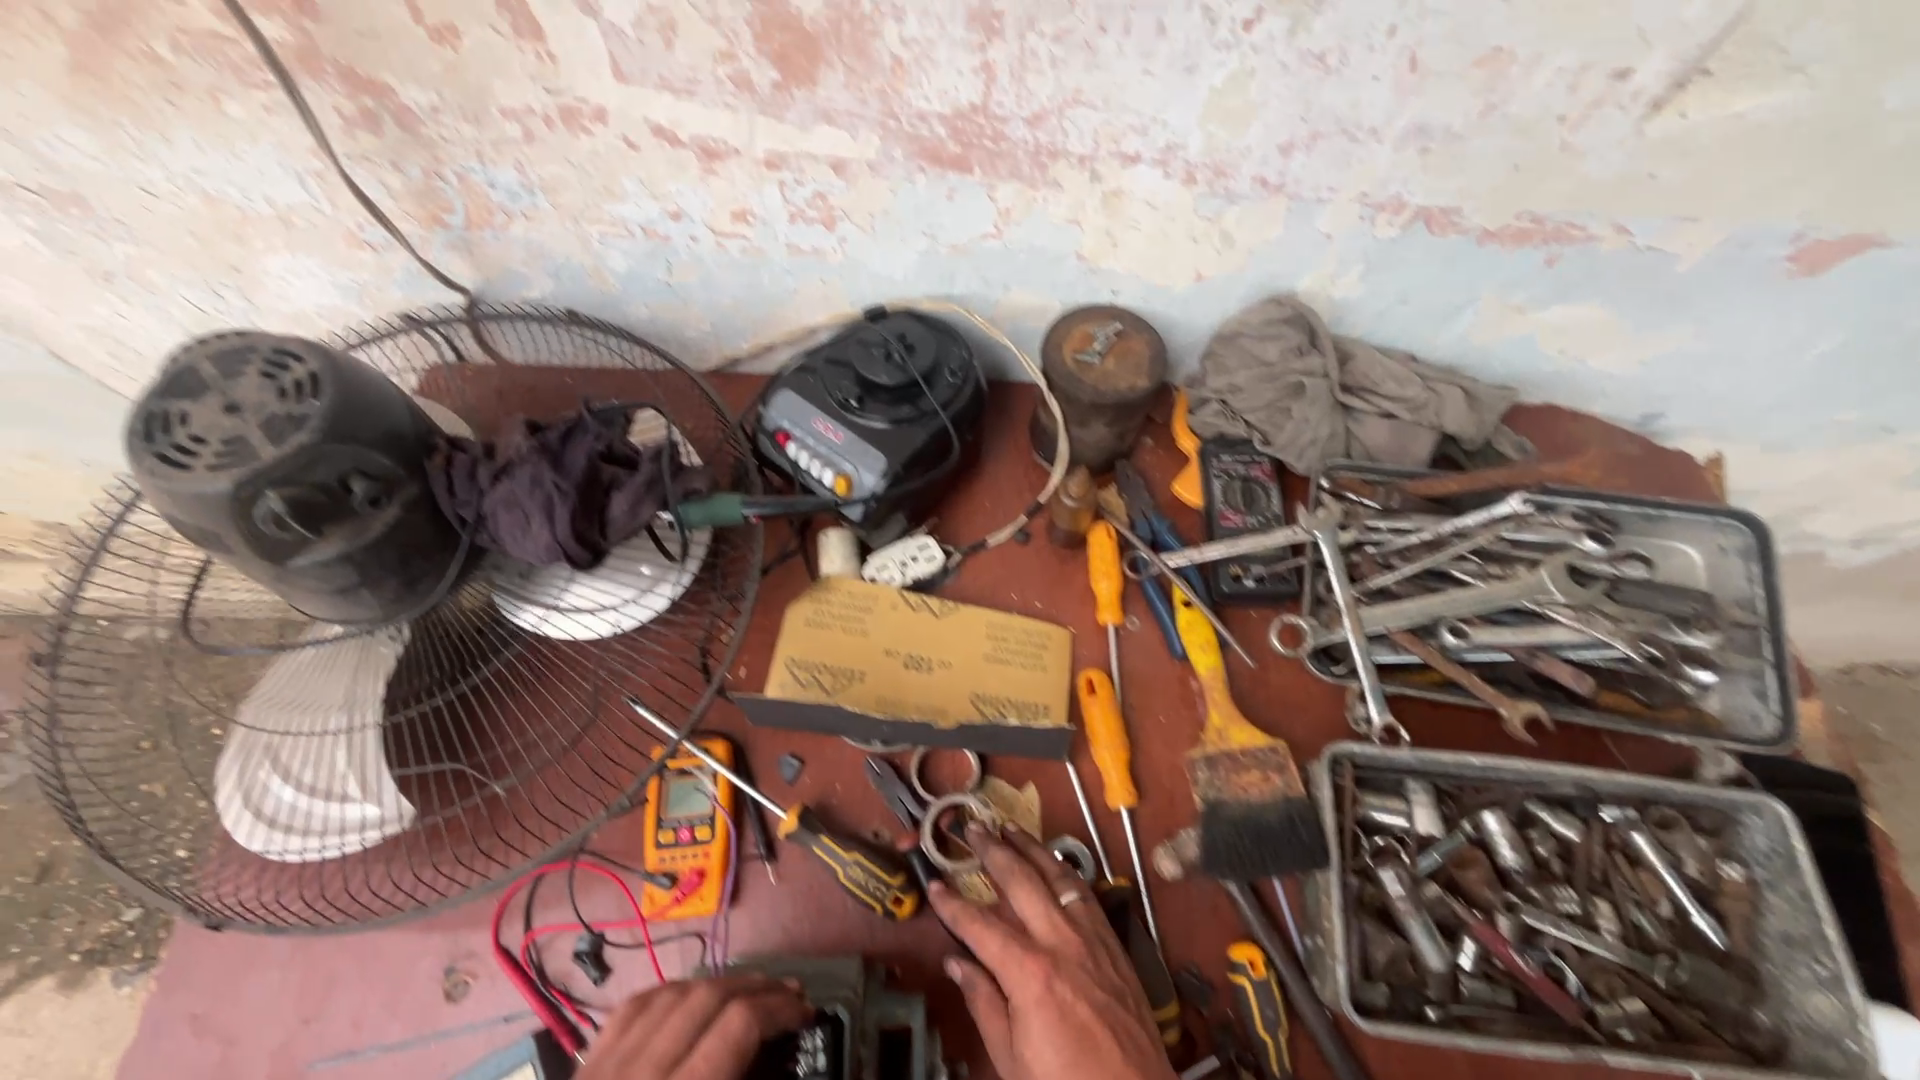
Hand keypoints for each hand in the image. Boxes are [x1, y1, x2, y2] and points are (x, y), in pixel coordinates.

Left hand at [578, 974, 811, 1079]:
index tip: (805, 1013)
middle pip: (706, 998)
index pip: (735, 1026)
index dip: (778, 1010)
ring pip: (670, 994)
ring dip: (718, 984)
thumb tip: (775, 1071)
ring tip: (750, 992)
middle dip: (756, 988)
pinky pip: (632, 1010)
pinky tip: (690, 998)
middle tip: (789, 996)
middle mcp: (637, 1076)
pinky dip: (670, 994)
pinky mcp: (582, 1072)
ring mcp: (602, 1069)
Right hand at [929, 823, 1176, 1079]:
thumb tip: (958, 963)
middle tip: (973, 828)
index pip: (980, 924)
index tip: (935, 883)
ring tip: (1010, 828)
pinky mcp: (1114, 946)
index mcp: (1029, 972)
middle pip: (1021, 881)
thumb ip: (983, 1002)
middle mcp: (1061, 943)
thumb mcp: (1011, 1057)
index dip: (953, 903)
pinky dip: (1065, 872)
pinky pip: (1086, 895)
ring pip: (1058, 876)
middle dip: (993, 850)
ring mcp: (1092, 939)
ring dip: (1031, 848)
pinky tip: (1055, 864)